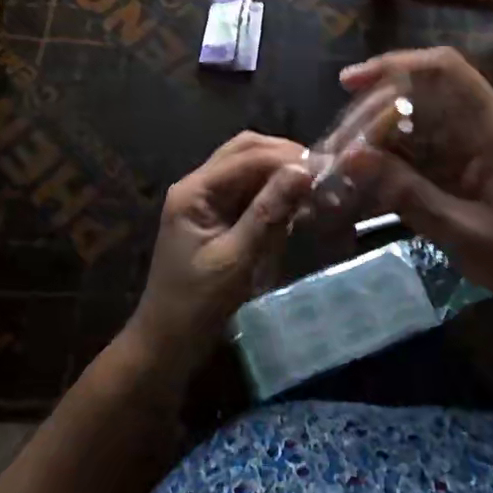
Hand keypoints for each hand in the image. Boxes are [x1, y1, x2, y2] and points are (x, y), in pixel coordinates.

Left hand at [128, 132, 312, 362]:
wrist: (167, 341)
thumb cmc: (197, 303)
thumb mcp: (236, 258)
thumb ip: (268, 213)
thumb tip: (302, 171)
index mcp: (194, 191)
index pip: (246, 156)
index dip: (286, 158)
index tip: (326, 168)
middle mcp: (197, 185)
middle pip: (244, 151)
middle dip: (283, 156)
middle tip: (322, 172)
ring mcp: (205, 200)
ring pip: (247, 168)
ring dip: (279, 171)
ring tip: (313, 185)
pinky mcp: (215, 217)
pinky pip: (246, 190)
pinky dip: (272, 191)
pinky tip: (295, 202)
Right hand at [340, 47, 492, 305]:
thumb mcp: (464, 232)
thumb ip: (408, 194)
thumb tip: (351, 159)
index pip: (444, 71)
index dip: (393, 66)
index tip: (348, 84)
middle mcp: (486, 124)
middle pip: (420, 95)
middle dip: (371, 114)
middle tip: (334, 148)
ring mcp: (477, 142)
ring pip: (416, 122)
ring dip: (377, 138)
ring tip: (340, 165)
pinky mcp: (469, 161)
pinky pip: (423, 147)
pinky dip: (392, 160)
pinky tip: (365, 180)